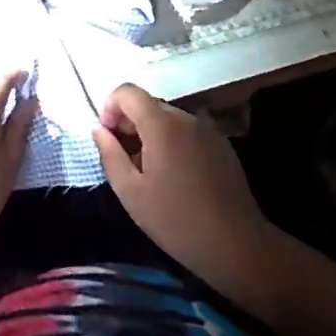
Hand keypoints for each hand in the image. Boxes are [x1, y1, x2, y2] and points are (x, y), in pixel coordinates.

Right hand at [93, 84, 279, 302]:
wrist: (236, 244)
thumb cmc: (176, 220)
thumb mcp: (131, 193)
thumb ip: (110, 155)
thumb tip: (99, 129)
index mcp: (162, 124)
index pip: (128, 92)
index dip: (110, 107)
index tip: (107, 138)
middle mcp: (186, 117)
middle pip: (148, 105)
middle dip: (129, 124)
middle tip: (124, 161)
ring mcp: (207, 129)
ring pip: (168, 119)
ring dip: (151, 135)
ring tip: (148, 173)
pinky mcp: (221, 144)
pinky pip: (187, 132)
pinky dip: (172, 142)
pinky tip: (175, 177)